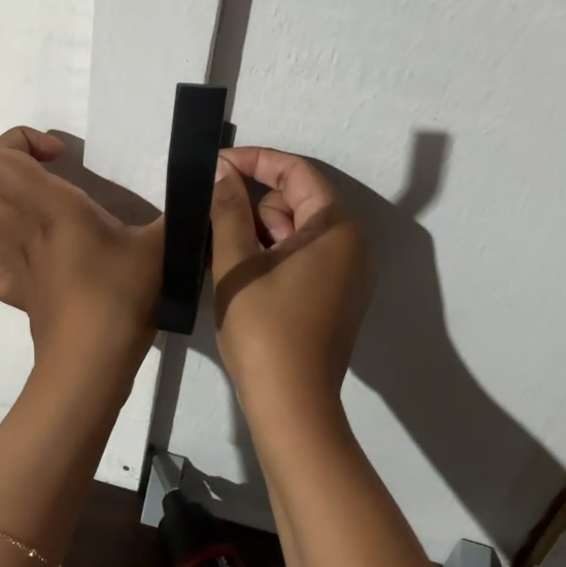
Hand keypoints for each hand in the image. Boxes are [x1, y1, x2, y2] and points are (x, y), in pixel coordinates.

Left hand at [0, 127, 164, 393]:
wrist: (91, 362)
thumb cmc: (122, 294)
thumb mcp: (164, 246)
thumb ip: (187, 211)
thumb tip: (209, 184)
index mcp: (48, 205)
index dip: (20, 141)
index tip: (63, 155)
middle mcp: (19, 227)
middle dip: (2, 164)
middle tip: (44, 172)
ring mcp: (10, 262)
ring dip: (1, 201)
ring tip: (43, 208)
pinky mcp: (13, 291)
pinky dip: (2, 253)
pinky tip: (35, 258)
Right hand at [209, 148, 372, 414]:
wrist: (291, 406)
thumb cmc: (264, 330)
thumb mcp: (237, 264)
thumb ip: (228, 210)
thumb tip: (222, 173)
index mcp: (336, 229)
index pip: (297, 172)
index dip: (255, 161)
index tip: (217, 164)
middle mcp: (351, 245)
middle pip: (298, 199)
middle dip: (255, 202)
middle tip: (214, 219)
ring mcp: (346, 274)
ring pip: (297, 230)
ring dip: (259, 230)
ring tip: (222, 251)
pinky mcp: (334, 297)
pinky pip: (302, 257)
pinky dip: (271, 254)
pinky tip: (238, 270)